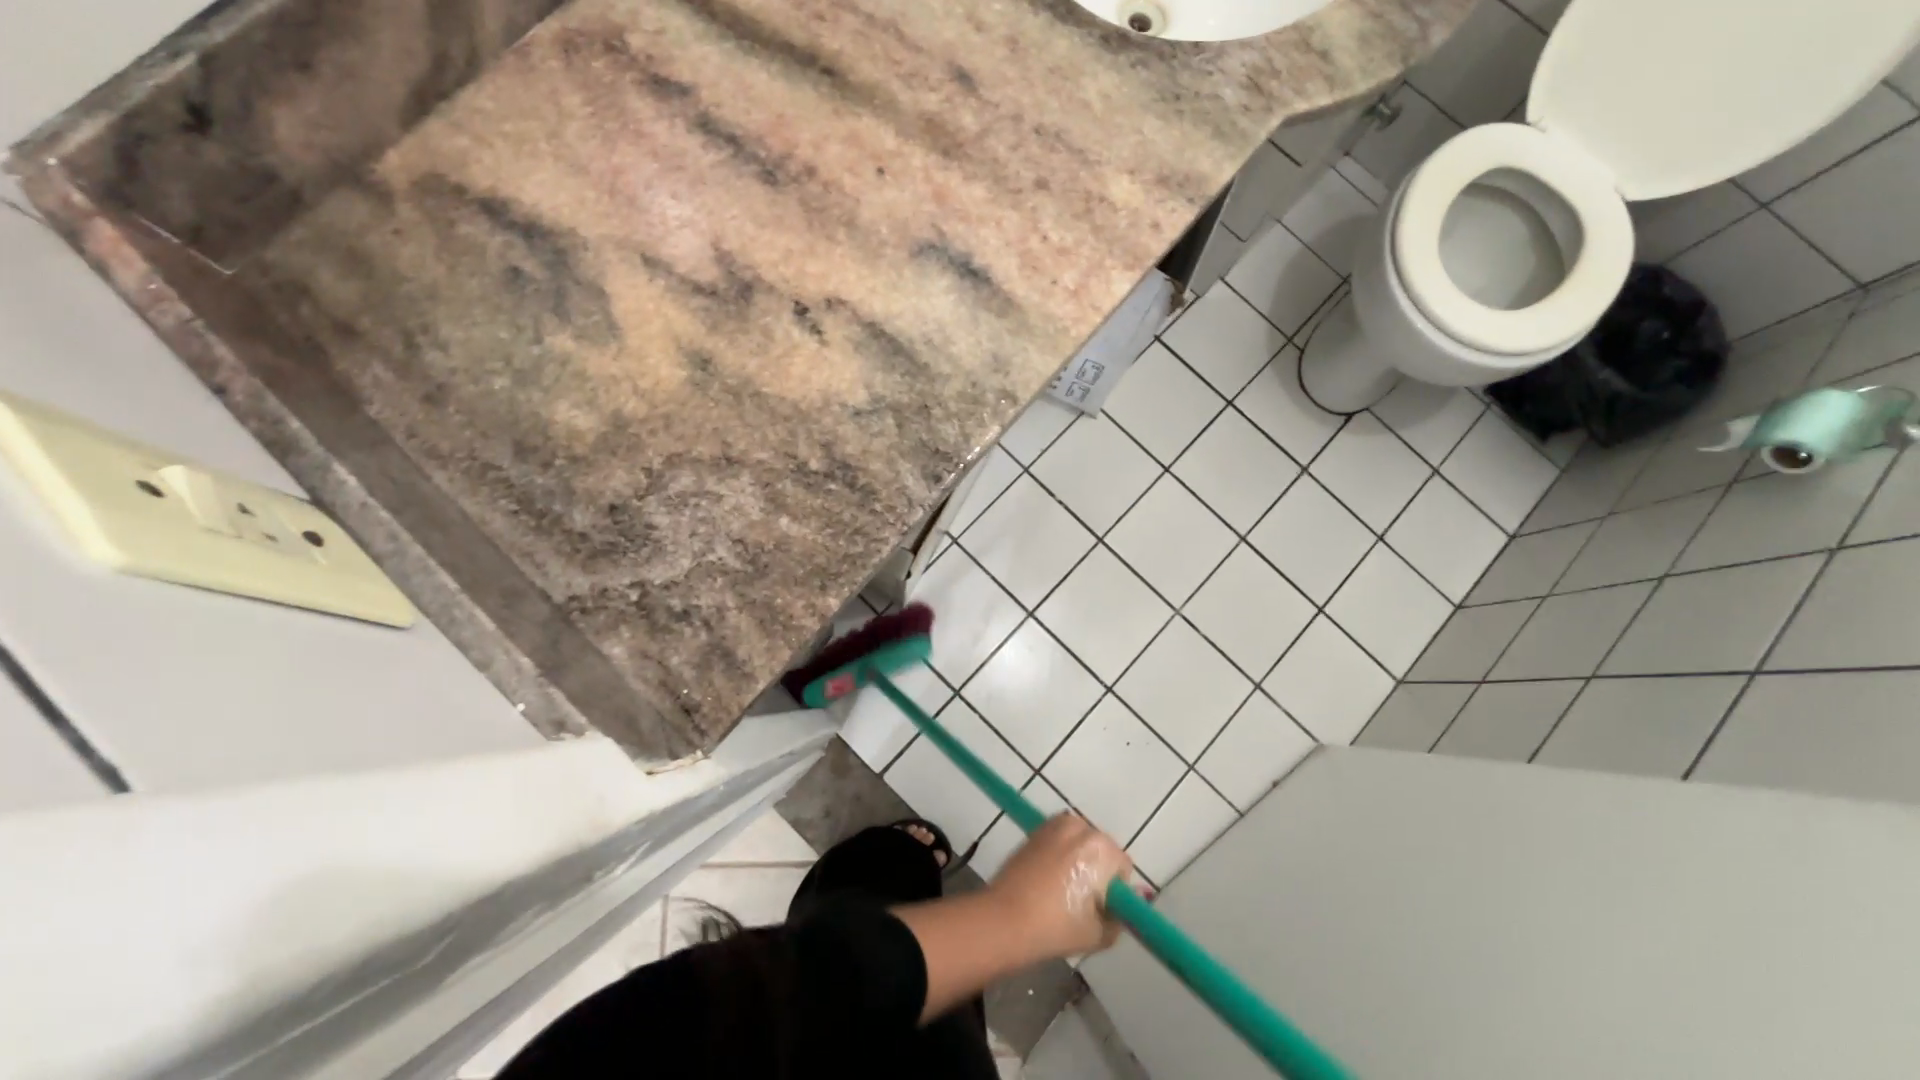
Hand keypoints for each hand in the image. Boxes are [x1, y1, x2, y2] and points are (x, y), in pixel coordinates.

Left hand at [989, 813, 1133, 959]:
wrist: (1003, 920)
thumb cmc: (1055, 927)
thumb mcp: (1099, 934)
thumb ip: (1119, 919)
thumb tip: (1119, 908)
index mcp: (1101, 848)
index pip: (1122, 868)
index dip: (1114, 891)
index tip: (1099, 909)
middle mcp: (1080, 827)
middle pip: (1101, 851)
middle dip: (1097, 872)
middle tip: (1080, 902)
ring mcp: (1054, 825)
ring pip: (1080, 844)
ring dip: (1078, 861)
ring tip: (1061, 890)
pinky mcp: (1034, 831)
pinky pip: (1059, 841)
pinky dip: (1059, 855)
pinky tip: (1047, 879)